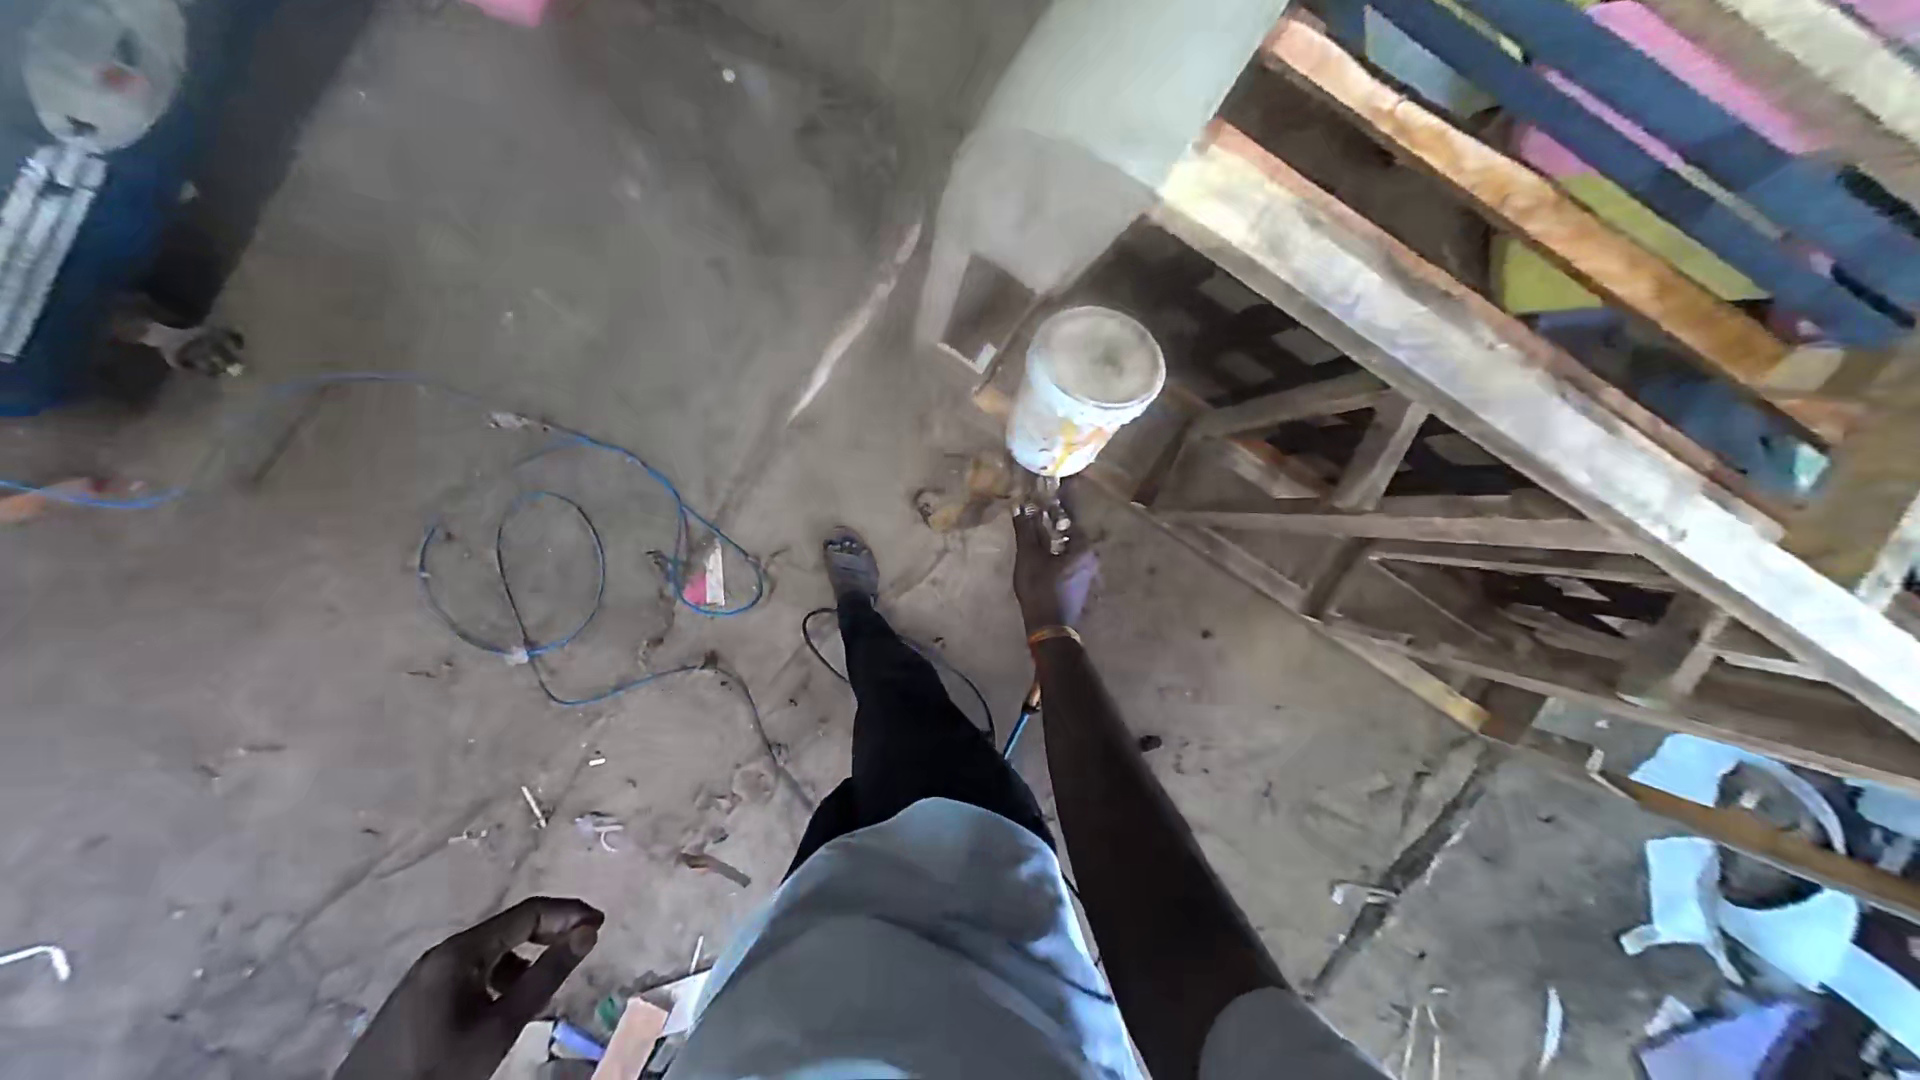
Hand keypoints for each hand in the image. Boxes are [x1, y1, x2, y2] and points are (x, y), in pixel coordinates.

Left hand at [334, 897, 603, 1079]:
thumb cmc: (437, 1070)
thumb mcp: (501, 1026)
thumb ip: (547, 975)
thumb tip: (589, 931)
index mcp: (461, 951)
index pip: (528, 912)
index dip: (569, 914)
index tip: (600, 926)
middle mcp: (443, 953)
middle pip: (510, 927)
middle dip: (552, 930)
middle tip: (586, 943)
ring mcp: (427, 976)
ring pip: (493, 951)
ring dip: (529, 955)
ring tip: (551, 978)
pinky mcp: (419, 999)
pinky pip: (473, 971)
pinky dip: (503, 975)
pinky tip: (510, 1002)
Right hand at [1012, 484, 1098, 631]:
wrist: (1050, 627)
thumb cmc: (1040, 589)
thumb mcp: (1029, 556)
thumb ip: (1026, 529)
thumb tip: (1021, 506)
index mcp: (1084, 547)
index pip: (1069, 519)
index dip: (1052, 509)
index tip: (1037, 504)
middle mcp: (1092, 558)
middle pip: (1070, 534)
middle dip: (1053, 525)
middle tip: (1034, 519)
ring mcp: (1088, 574)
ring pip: (1070, 549)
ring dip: (1054, 542)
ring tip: (1035, 539)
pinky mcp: (1081, 586)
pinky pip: (1070, 563)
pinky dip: (1057, 557)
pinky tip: (1043, 560)